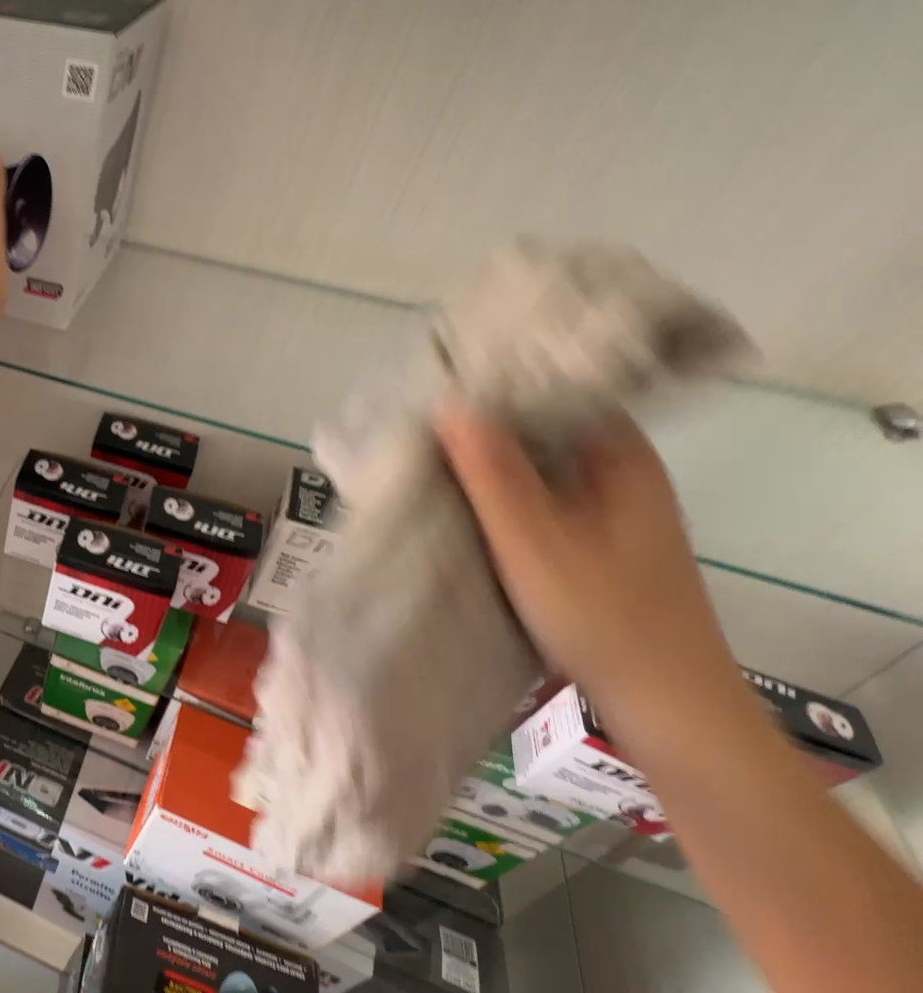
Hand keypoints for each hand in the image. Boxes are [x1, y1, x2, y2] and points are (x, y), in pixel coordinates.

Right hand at [435, 407, 735, 705]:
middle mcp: (621, 472)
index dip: (503, 383)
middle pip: (547, 426)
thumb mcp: (535, 543)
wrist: (668, 705)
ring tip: (428, 452)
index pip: (560, 391)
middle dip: (486, 422)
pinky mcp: (595, 541)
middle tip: (420, 419)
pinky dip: (503, 492)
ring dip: (490, 460)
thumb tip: (451, 403)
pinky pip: (541, 496)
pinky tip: (462, 499)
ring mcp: (610, 508)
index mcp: (622, 458)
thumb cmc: (603, 617)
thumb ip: (493, 474)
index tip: (442, 382)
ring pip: (541, 463)